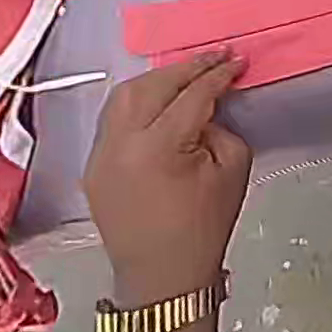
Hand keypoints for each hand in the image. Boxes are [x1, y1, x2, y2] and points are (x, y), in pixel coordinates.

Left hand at [84, 51, 251, 306]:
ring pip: (124, 96)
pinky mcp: (93, 164)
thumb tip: (207, 108)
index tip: (238, 60)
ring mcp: (99, 154)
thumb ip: (220, 127)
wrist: (162, 275)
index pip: (191, 95)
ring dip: (159, 78)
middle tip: (218, 57)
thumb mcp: (232, 167)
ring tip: (190, 72)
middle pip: (152, 85)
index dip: (218, 74)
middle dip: (188, 67)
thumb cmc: (206, 223)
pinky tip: (163, 98)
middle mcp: (120, 144)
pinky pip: (115, 117)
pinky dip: (140, 99)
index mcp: (158, 148)